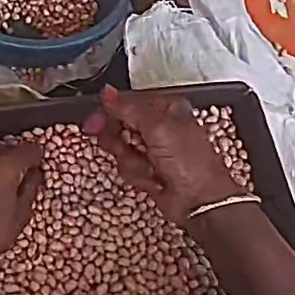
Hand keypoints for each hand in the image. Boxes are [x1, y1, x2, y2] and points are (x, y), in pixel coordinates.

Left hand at [0, 140, 44, 279]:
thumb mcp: (21, 214)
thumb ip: (31, 187)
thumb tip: (35, 174)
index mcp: (6, 166)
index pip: (29, 149)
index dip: (37, 156)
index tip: (38, 164)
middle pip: (7, 146)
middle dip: (17, 157)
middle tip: (23, 174)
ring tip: (3, 180)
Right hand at [82, 85, 243, 222]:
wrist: (199, 201)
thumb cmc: (190, 162)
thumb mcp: (158, 127)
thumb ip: (129, 108)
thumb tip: (107, 93)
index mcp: (166, 108)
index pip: (127, 102)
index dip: (110, 112)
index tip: (95, 122)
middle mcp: (159, 127)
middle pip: (120, 126)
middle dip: (121, 142)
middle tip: (127, 148)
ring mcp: (153, 150)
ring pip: (121, 150)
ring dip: (132, 162)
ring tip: (151, 168)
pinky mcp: (148, 171)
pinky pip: (127, 168)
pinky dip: (138, 176)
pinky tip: (154, 180)